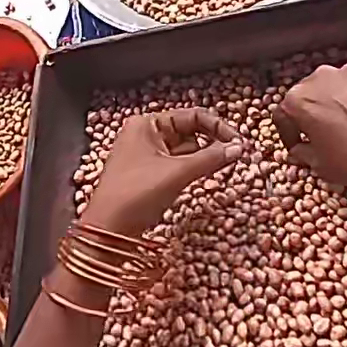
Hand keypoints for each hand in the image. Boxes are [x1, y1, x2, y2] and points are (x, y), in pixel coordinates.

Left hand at [81, 108, 244, 235]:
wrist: (108, 230)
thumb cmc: (135, 195)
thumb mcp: (177, 173)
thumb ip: (210, 158)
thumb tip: (238, 148)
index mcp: (146, 124)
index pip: (191, 116)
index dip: (218, 127)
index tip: (239, 143)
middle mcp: (144, 135)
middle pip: (189, 131)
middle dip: (212, 142)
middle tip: (236, 155)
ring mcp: (146, 156)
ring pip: (185, 150)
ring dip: (204, 158)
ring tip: (224, 166)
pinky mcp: (149, 176)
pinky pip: (177, 166)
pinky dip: (193, 170)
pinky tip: (206, 176)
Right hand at [274, 62, 346, 212]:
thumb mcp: (320, 165)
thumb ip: (303, 153)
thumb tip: (301, 150)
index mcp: (298, 100)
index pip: (282, 115)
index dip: (288, 134)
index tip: (297, 145)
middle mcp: (320, 78)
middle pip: (308, 95)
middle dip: (313, 114)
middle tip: (325, 136)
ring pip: (336, 86)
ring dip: (338, 102)